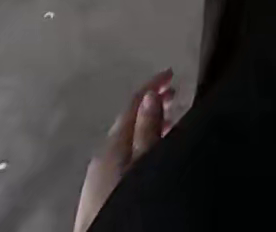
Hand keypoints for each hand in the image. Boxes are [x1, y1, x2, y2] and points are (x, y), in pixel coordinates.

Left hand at [73, 70, 176, 231]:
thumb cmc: (126, 202)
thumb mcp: (143, 165)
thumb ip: (146, 131)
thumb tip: (150, 95)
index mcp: (112, 143)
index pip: (133, 103)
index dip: (153, 85)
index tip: (172, 73)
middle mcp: (103, 153)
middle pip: (129, 118)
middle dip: (152, 103)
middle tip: (176, 94)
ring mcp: (99, 173)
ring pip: (128, 137)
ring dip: (149, 124)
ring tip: (172, 121)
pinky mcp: (101, 190)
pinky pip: (126, 153)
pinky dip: (142, 142)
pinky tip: (154, 151)